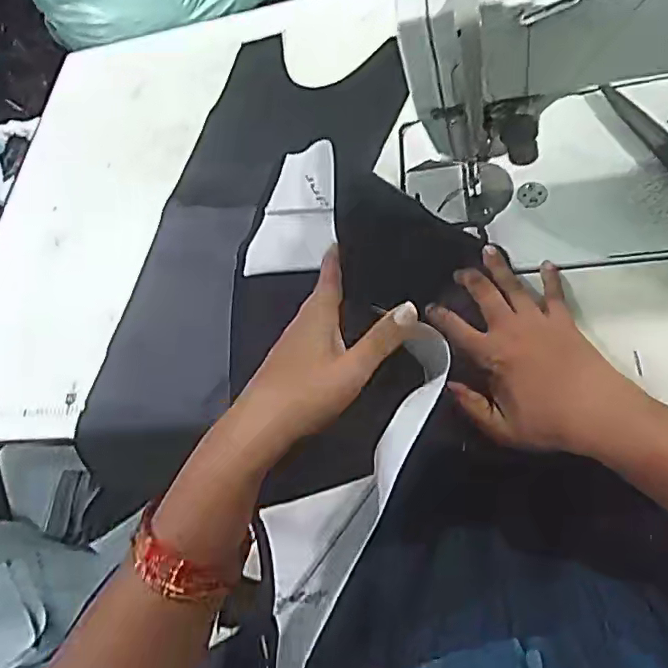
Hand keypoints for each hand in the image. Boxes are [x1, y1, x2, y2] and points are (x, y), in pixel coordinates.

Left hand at [218, 246, 417, 466]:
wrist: (260, 427)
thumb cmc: (303, 395)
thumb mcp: (354, 368)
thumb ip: (382, 339)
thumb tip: (408, 309)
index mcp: (317, 314)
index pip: (329, 273)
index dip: (339, 255)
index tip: (345, 239)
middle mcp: (301, 322)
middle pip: (324, 293)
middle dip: (342, 281)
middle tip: (362, 270)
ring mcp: (292, 342)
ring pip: (318, 315)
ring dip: (337, 307)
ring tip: (360, 304)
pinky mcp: (289, 362)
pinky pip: (313, 336)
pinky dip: (330, 331)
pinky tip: (340, 345)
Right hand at [426, 248, 646, 455]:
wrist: (599, 413)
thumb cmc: (549, 423)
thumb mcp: (502, 427)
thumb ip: (473, 406)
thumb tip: (451, 386)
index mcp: (493, 354)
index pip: (457, 329)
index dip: (440, 316)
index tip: (431, 307)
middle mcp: (512, 330)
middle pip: (486, 295)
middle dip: (470, 280)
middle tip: (461, 272)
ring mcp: (539, 322)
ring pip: (515, 286)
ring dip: (500, 268)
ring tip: (490, 251)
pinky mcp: (564, 322)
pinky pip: (554, 294)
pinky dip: (550, 278)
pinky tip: (547, 264)